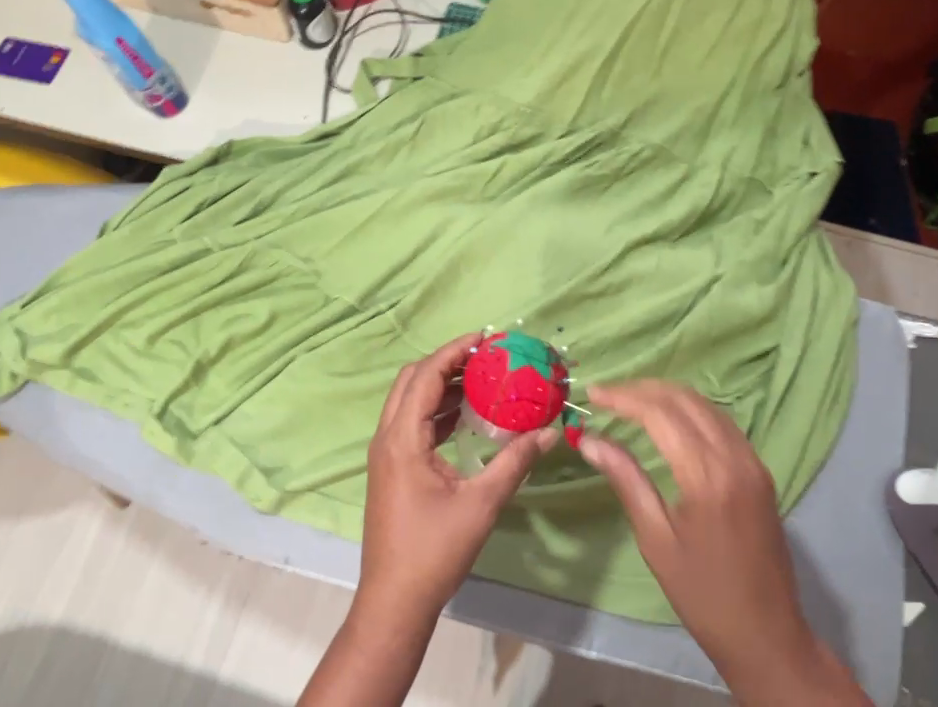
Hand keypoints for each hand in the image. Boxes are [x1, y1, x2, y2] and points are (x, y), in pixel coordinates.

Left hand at [359, 333, 556, 619]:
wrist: (395, 600)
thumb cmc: (435, 551)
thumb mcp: (482, 504)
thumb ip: (515, 461)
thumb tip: (551, 431)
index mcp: (402, 439)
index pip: (426, 376)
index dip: (454, 351)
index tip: (486, 338)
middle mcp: (387, 438)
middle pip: (413, 381)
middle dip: (448, 362)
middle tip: (487, 357)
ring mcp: (386, 454)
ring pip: (410, 401)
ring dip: (443, 386)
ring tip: (484, 380)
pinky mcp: (392, 469)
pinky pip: (413, 423)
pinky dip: (438, 410)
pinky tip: (469, 416)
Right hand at [580, 381, 866, 705]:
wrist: (766, 633)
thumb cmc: (702, 594)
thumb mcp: (656, 540)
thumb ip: (626, 480)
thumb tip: (590, 441)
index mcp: (707, 476)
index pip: (660, 413)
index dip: (624, 397)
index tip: (593, 392)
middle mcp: (735, 457)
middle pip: (686, 400)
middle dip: (644, 389)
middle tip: (608, 393)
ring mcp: (753, 462)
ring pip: (707, 406)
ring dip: (668, 395)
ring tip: (631, 400)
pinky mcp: (760, 472)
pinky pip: (723, 424)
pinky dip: (692, 411)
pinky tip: (670, 420)